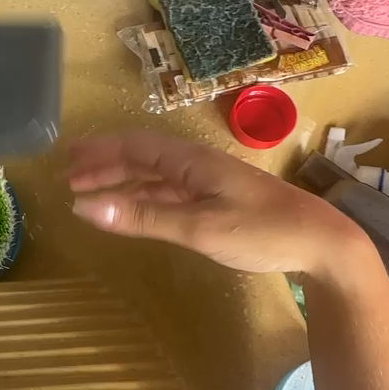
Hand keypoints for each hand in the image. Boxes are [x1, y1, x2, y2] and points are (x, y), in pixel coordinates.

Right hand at [66, 131, 370, 279]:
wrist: (322, 243)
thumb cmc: (262, 231)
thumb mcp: (198, 226)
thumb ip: (142, 217)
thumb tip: (85, 206)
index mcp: (191, 161)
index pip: (134, 146)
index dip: (99, 151)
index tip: (66, 159)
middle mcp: (196, 165)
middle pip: (141, 157)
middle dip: (104, 165)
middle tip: (69, 176)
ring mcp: (207, 183)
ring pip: (153, 176)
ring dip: (120, 182)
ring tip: (90, 193)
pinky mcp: (216, 202)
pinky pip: (168, 193)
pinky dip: (142, 198)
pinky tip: (132, 208)